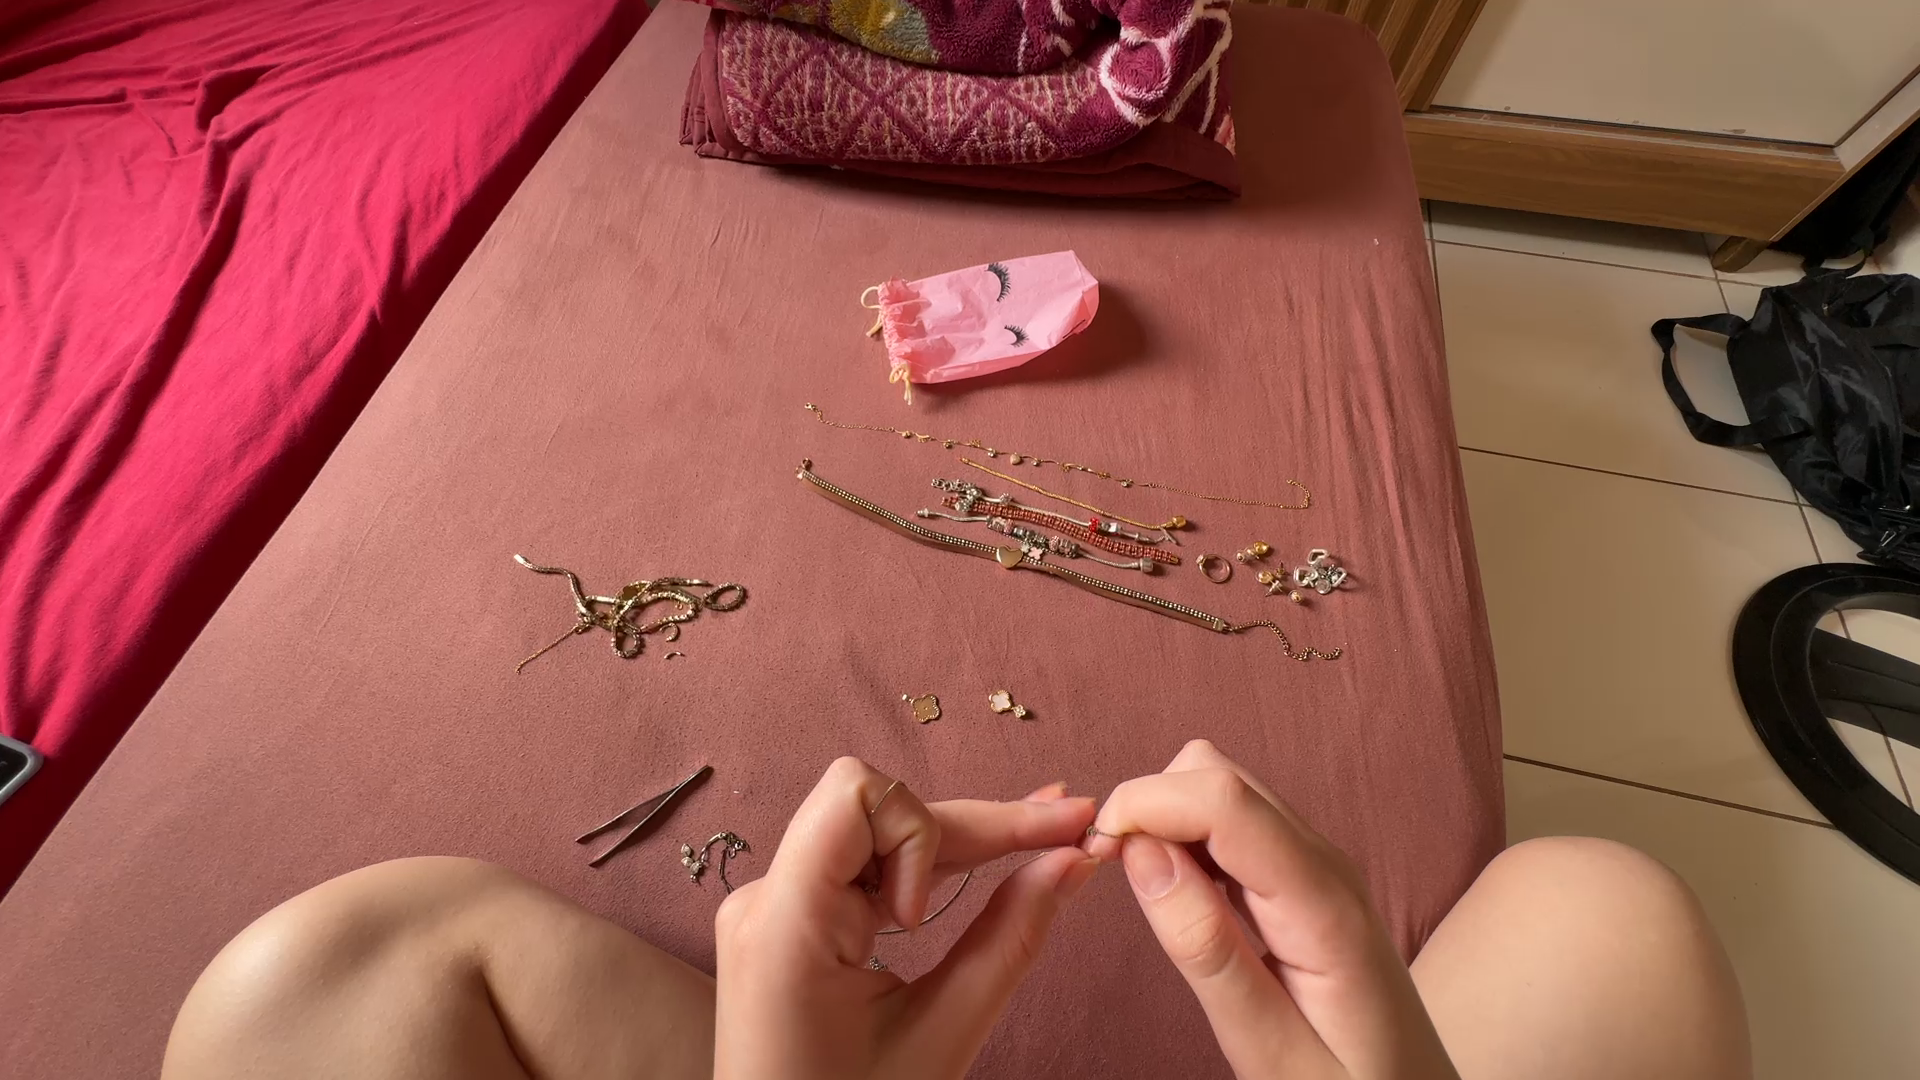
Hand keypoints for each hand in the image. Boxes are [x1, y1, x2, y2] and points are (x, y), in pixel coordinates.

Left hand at [714, 757, 1099, 1078]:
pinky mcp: (793, 910)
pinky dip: (928, 862)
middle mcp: (767, 894)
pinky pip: (868, 859)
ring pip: (880, 825)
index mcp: (785, 925)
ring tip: (1040, 838)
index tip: (928, 913)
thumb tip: (1074, 859)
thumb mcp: (938, 1041)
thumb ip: (1009, 940)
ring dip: (957, 839)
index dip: (917, 827)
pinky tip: (982, 859)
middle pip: (878, 807)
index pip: (852, 795)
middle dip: (975, 821)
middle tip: (1068, 818)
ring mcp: (776, 900)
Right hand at [1085, 740, 1457, 1079]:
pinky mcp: (1295, 864)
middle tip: (1121, 874)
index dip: (1147, 802)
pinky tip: (1181, 888)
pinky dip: (1183, 830)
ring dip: (1164, 815)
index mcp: (1323, 905)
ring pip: (1216, 781)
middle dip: (1150, 804)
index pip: (1224, 800)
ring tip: (1153, 889)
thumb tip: (1139, 850)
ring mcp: (1311, 856)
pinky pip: (1226, 813)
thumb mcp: (1274, 1054)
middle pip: (1215, 772)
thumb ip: (1206, 949)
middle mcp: (1320, 859)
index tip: (1100, 851)